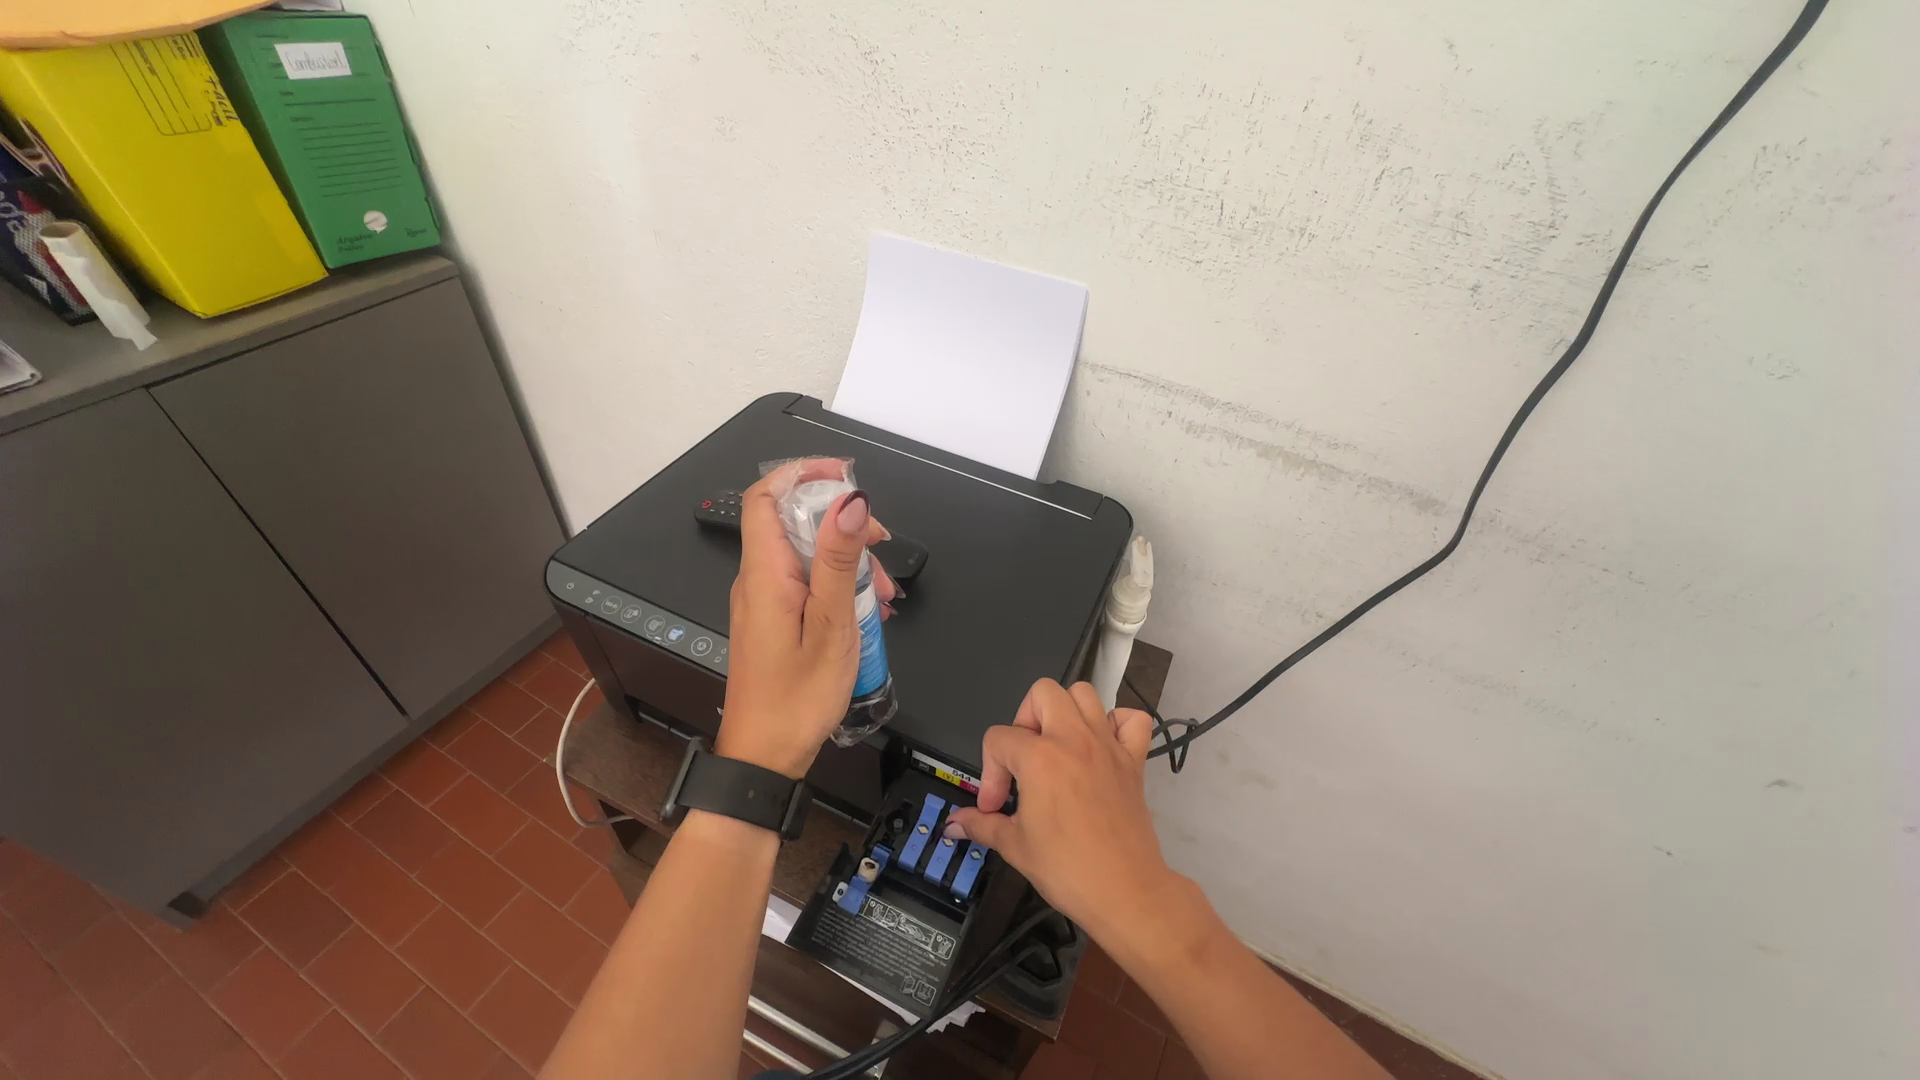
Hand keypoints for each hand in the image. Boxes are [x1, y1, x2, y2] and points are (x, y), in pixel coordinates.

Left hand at [716, 460, 893, 777]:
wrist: (765, 755)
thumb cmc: (797, 698)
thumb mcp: (831, 624)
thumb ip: (838, 560)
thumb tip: (849, 501)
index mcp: (765, 574)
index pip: (765, 497)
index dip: (801, 473)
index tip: (842, 474)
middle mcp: (757, 580)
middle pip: (795, 524)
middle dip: (842, 526)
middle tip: (880, 548)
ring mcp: (763, 601)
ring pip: (805, 556)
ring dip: (846, 563)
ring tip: (880, 598)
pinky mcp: (773, 620)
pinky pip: (805, 584)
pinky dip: (836, 587)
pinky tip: (864, 612)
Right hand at [944, 680, 1174, 939]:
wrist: (1125, 893)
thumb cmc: (1068, 870)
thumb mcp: (1015, 846)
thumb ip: (982, 825)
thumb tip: (955, 823)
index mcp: (1039, 758)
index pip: (998, 738)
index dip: (989, 772)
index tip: (993, 805)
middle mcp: (1074, 740)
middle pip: (1043, 693)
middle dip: (1025, 719)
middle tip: (1024, 758)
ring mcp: (1107, 746)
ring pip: (1085, 694)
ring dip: (1066, 712)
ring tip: (1057, 747)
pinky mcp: (1134, 761)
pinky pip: (1133, 719)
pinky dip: (1117, 723)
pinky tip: (1101, 746)